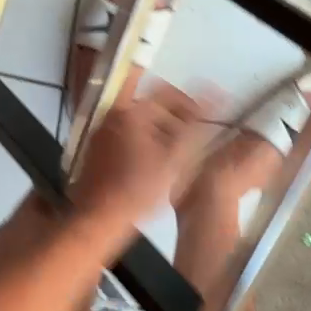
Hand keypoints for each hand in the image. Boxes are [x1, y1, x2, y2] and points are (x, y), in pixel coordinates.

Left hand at [72, 82, 212, 239]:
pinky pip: (124, 134)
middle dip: (174, 117)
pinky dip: (141, 141)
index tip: (203, 119)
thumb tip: (215, 94)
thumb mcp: (174, 158)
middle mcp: (113, 115)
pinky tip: (153, 163)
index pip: (168, 92)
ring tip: (174, 153)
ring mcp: (101, 132)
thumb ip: (195, 125)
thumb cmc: (139, 190)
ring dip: (158, 130)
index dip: (191, 103)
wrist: (98, 218)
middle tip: (190, 137)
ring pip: (137, 120)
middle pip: (150, 104)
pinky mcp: (95, 149)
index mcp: (132, 112)